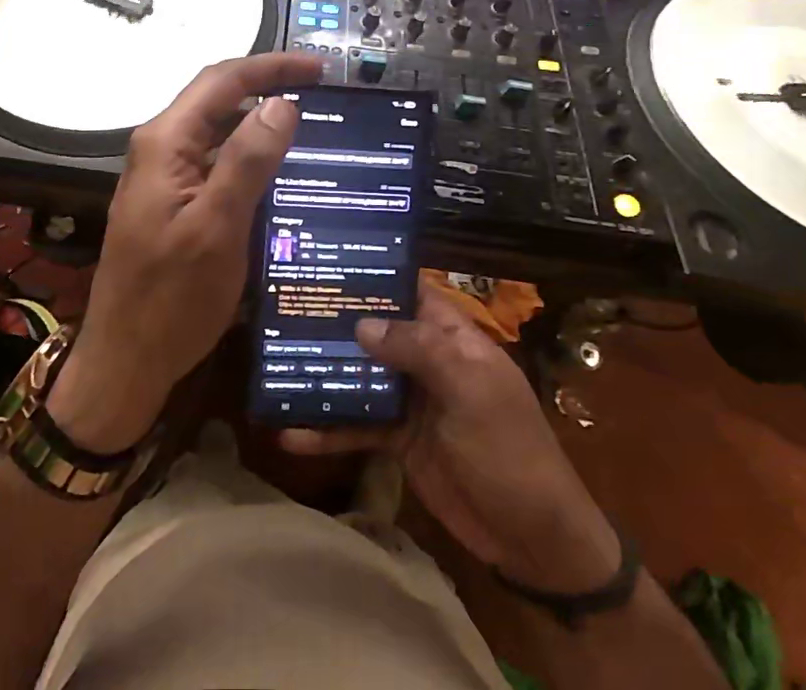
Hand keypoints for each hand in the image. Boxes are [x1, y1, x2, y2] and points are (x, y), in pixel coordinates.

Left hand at [46, 53, 323, 452]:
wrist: (127, 356)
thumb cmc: (170, 299)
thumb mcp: (217, 228)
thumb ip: (246, 162)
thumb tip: (281, 103)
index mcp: (163, 144)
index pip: (219, 82)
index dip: (270, 67)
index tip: (322, 68)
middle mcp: (158, 153)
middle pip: (216, 104)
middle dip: (268, 94)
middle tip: (328, 103)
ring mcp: (162, 182)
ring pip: (217, 139)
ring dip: (261, 133)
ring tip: (316, 139)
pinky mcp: (171, 208)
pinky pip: (214, 173)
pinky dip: (249, 168)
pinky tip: (282, 182)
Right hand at [282, 282, 620, 591]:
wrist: (533, 539)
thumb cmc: (510, 454)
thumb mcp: (473, 393)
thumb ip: (420, 351)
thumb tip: (360, 325)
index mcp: (454, 341)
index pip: (409, 294)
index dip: (372, 277)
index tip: (323, 265)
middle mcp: (427, 363)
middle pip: (373, 333)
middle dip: (331, 324)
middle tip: (280, 311)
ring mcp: (409, 401)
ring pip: (356, 377)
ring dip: (320, 375)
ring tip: (272, 367)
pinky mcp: (395, 438)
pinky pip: (353, 426)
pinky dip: (324, 430)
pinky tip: (290, 435)